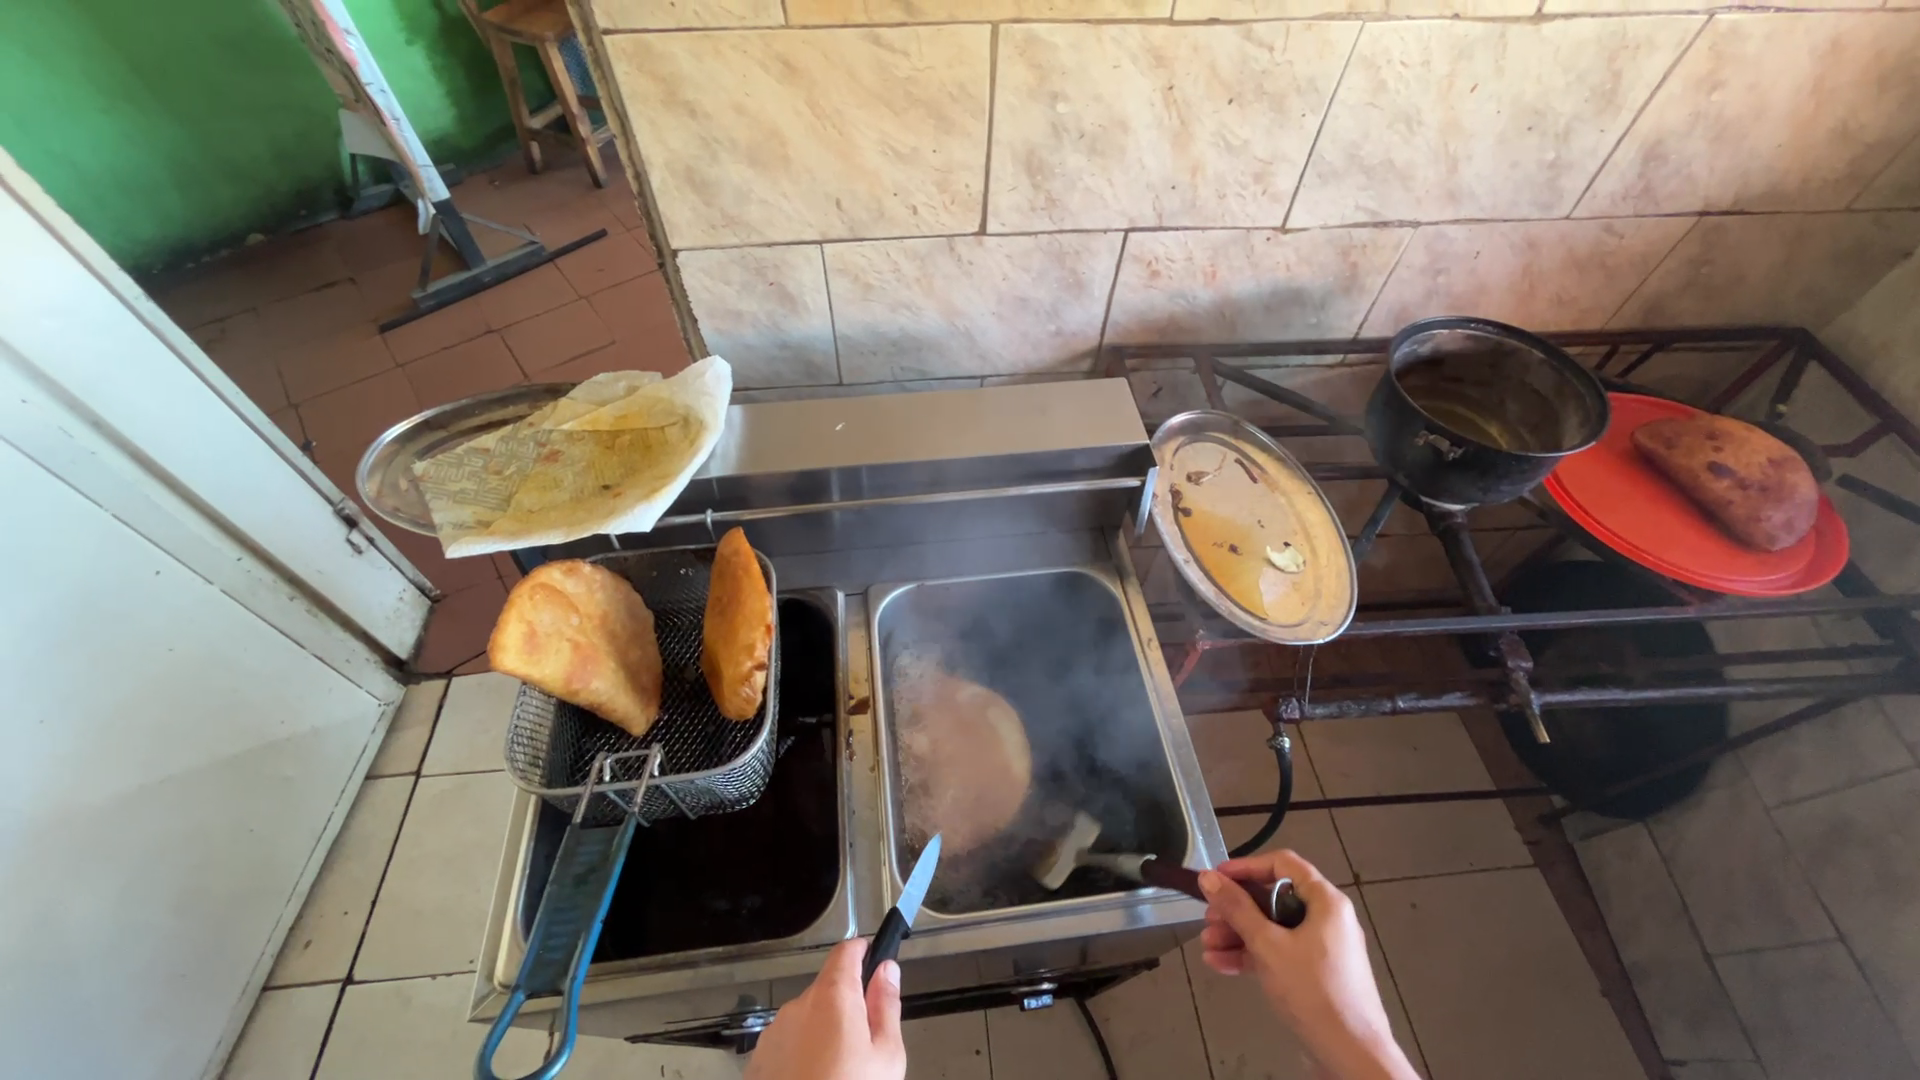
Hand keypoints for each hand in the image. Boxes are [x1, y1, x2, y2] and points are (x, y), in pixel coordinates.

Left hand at [744, 938, 905, 1079]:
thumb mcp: (886, 1056)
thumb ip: (887, 1005)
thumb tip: (887, 969)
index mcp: (833, 995)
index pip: (846, 951)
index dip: (864, 951)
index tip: (877, 962)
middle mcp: (798, 1005)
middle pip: (828, 987)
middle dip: (847, 1004)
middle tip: (866, 1042)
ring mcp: (774, 1034)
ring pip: (807, 1018)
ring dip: (823, 1032)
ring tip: (839, 1071)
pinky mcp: (758, 1062)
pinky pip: (787, 1044)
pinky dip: (802, 1055)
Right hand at [1199, 850, 1418, 1079]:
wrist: (1352, 1058)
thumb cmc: (1312, 990)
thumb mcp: (1267, 945)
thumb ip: (1236, 908)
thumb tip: (1208, 876)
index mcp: (1325, 901)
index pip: (1282, 863)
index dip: (1247, 867)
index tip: (1217, 878)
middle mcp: (1327, 918)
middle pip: (1273, 898)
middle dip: (1236, 909)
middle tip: (1208, 918)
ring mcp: (1322, 948)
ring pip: (1273, 928)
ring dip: (1238, 934)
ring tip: (1207, 945)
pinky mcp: (1316, 975)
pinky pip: (1279, 953)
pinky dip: (1252, 955)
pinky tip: (1221, 964)